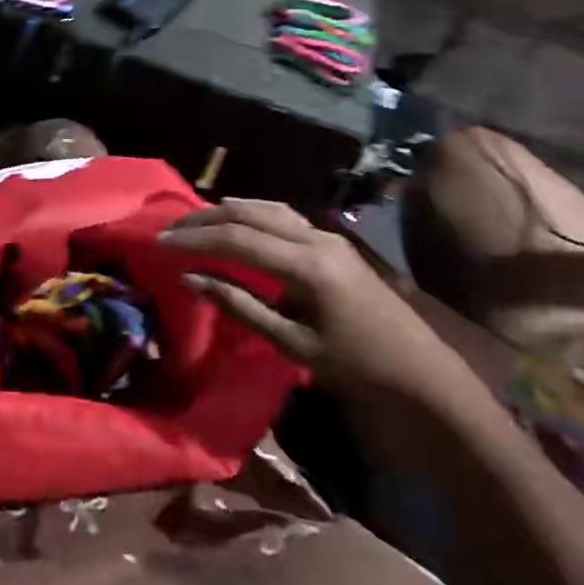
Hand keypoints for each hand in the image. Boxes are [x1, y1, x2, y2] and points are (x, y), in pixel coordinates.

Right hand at [163, 198, 468, 406]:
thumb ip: (238, 304)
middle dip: (204, 219)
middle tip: (169, 229)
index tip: (160, 242)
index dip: (194, 238)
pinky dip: (251, 214)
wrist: (422, 375)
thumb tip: (190, 277)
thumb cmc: (357, 367)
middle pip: (248, 214)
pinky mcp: (333, 244)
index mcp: (307, 265)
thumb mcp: (291, 343)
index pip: (237, 239)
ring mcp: (328, 237)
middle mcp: (317, 239)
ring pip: (266, 209)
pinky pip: (283, 217)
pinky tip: (237, 220)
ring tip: (194, 221)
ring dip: (226, 212)